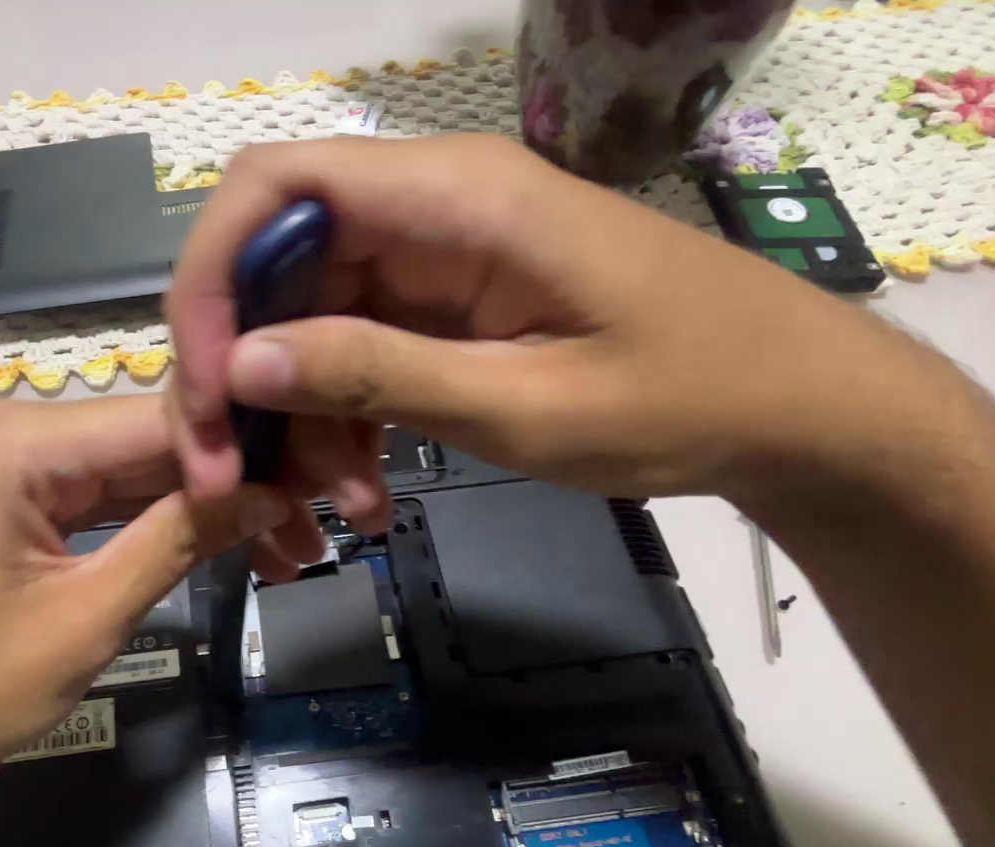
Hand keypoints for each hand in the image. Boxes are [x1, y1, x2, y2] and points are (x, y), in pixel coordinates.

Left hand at [0, 396, 286, 846]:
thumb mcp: (89, 616)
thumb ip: (182, 538)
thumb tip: (270, 489)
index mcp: (19, 441)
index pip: (165, 420)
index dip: (248, 451)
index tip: (320, 484)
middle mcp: (13, 429)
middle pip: (153, 441)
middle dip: (234, 485)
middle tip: (313, 527)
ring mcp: (10, 465)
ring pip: (135, 472)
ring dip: (205, 509)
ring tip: (286, 547)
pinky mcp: (12, 502)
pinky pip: (102, 498)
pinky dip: (158, 524)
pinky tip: (221, 542)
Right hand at [165, 135, 994, 521]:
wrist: (791, 407)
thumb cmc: (683, 396)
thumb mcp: (522, 401)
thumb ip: (378, 373)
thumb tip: (242, 363)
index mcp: (453, 197)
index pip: (273, 190)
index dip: (210, 281)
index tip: (203, 389)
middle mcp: (430, 209)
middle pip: (277, 263)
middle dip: (241, 372)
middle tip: (236, 473)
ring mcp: (439, 259)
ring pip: (310, 321)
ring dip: (301, 417)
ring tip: (335, 508)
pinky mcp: (450, 308)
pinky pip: (359, 352)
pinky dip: (345, 423)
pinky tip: (365, 493)